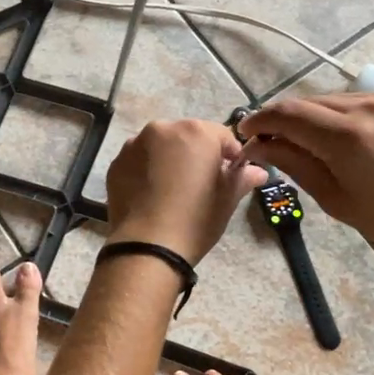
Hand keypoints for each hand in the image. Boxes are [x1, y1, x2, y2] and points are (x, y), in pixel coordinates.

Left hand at [104, 119, 266, 263]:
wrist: (147, 245)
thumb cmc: (196, 219)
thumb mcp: (226, 199)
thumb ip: (241, 178)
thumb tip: (257, 172)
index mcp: (195, 132)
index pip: (221, 135)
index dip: (230, 155)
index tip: (231, 175)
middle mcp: (162, 129)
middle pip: (187, 136)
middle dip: (197, 154)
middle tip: (201, 183)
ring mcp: (134, 144)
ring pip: (160, 146)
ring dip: (169, 159)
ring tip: (173, 189)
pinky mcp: (116, 163)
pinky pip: (138, 161)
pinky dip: (146, 170)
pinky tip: (151, 194)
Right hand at [238, 92, 373, 269]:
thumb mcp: (337, 199)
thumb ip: (295, 164)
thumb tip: (260, 146)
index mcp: (347, 136)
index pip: (286, 114)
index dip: (258, 121)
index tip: (243, 136)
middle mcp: (366, 106)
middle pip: (305, 102)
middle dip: (281, 120)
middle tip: (268, 144)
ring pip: (329, 100)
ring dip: (308, 117)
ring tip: (302, 144)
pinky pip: (355, 101)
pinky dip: (335, 115)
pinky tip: (336, 140)